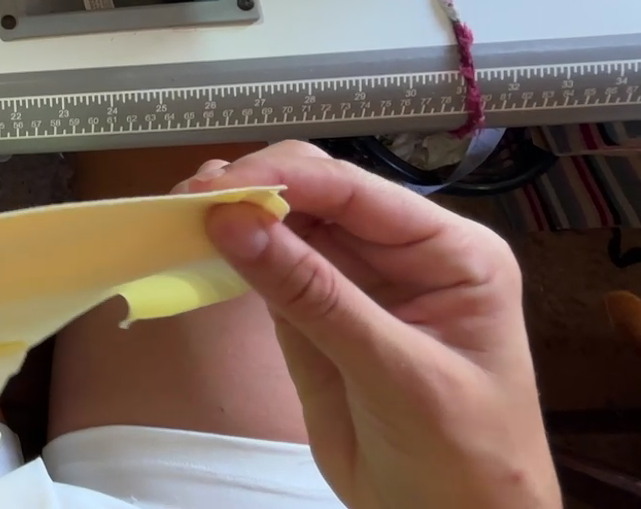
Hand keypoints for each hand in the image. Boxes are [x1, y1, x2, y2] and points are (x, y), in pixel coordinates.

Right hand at [181, 141, 558, 508]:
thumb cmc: (460, 462)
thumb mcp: (395, 376)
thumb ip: (312, 294)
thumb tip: (227, 220)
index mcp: (447, 249)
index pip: (351, 190)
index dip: (280, 179)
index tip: (211, 192)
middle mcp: (396, 245)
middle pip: (312, 186)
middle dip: (251, 185)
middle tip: (189, 202)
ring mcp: (349, 268)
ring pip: (280, 211)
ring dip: (230, 204)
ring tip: (180, 209)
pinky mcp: (308, 295)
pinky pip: (262, 251)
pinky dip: (226, 239)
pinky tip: (195, 232)